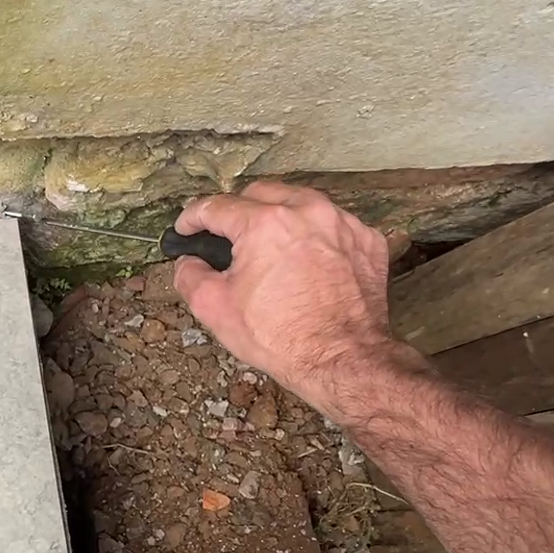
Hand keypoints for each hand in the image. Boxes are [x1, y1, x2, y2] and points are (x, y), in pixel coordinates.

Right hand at [171, 181, 407, 415]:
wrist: (340, 359)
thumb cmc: (275, 335)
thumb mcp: (212, 307)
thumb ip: (189, 275)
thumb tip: (189, 262)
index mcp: (265, 223)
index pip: (217, 206)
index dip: (193, 216)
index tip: (185, 228)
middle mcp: (307, 211)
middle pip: (261, 193)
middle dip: (237, 211)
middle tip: (225, 237)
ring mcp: (343, 223)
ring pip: (300, 202)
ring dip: (277, 217)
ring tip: (266, 246)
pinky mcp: (368, 240)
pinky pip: (332, 224)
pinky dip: (312, 235)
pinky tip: (304, 261)